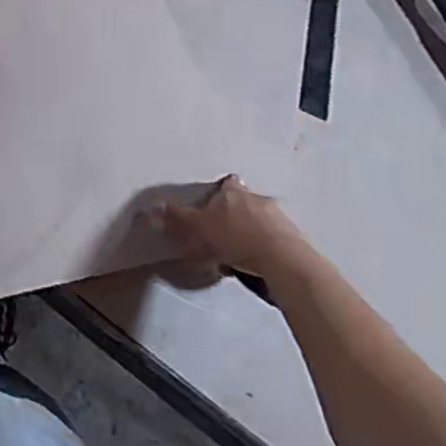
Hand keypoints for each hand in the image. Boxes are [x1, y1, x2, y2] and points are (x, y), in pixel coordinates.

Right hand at [149, 175, 311, 281]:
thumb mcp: (197, 228)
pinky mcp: (297, 239)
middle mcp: (258, 198)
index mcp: (233, 192)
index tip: (216, 201)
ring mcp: (281, 218)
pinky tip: (264, 262)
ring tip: (246, 249)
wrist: (284, 262)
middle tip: (228, 227)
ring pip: (265, 218)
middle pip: (246, 200)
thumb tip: (148, 209)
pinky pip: (280, 238)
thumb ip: (175, 218)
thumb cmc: (235, 238)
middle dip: (239, 210)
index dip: (222, 191)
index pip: (227, 183)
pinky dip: (272, 246)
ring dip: (257, 229)